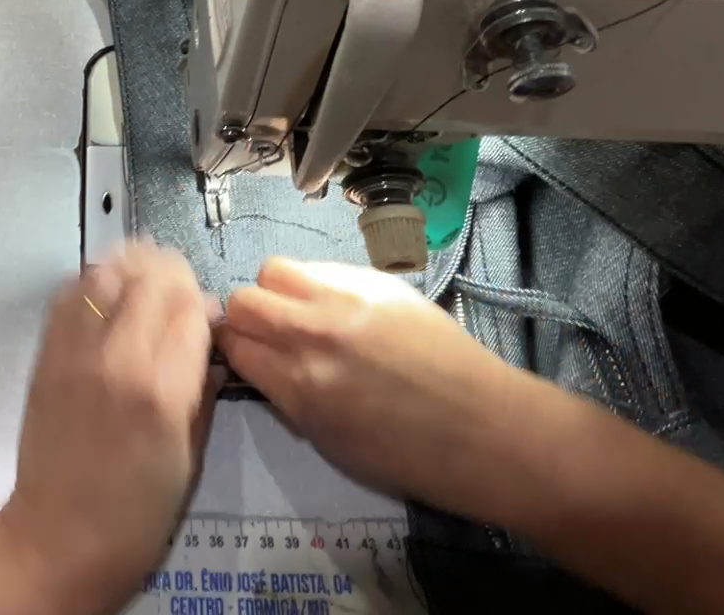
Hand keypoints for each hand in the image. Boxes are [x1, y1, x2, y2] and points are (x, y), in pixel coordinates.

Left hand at [0, 241, 219, 611]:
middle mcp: (117, 358)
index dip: (206, 304)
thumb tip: (210, 344)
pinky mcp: (45, 354)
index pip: (191, 311)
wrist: (57, 539)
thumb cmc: (136, 514)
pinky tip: (107, 288)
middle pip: (151, 280)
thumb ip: (204, 395)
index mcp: (161, 392)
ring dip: (132, 267)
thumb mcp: (190, 461)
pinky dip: (92, 281)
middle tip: (181, 290)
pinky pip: (68, 295)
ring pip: (106, 275)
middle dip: (174, 275)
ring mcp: (75, 352)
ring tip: (145, 276)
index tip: (210, 316)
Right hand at [219, 258, 558, 524]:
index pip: (232, 345)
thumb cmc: (410, 456)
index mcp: (301, 387)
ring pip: (273, 270)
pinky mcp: (374, 279)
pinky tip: (339, 306)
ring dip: (276, 292)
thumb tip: (259, 364)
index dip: (232, 349)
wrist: (490, 432)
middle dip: (246, 318)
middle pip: (243, 300)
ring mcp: (344, 300)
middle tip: (268, 333)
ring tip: (301, 311)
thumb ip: (284, 395)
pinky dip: (315, 284)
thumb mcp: (328, 442)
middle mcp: (313, 335)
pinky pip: (319, 266)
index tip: (243, 354)